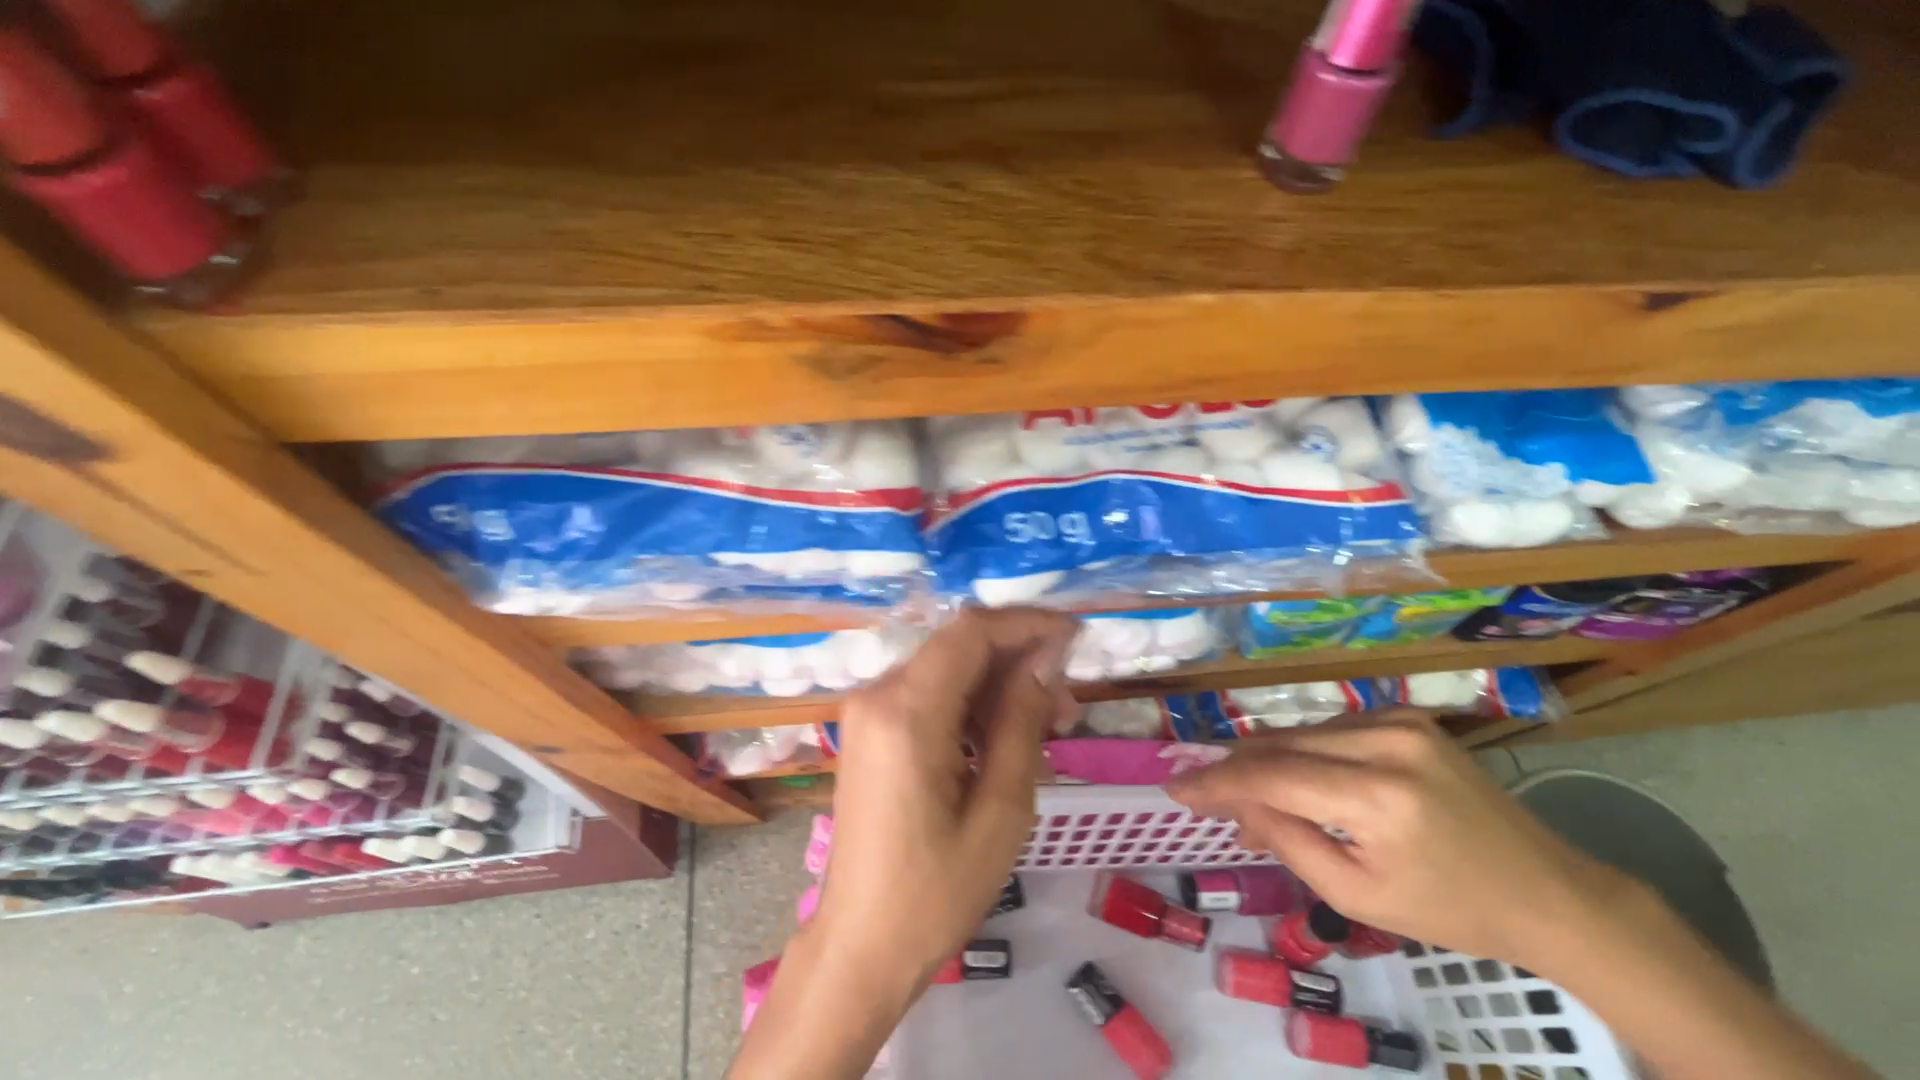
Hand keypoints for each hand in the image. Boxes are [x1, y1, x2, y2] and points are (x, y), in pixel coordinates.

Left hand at [814, 606, 1077, 980]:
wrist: (862, 943)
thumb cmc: (937, 890)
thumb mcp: (1001, 809)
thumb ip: (1022, 722)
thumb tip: (1045, 659)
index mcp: (906, 711)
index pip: (972, 631)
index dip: (1028, 624)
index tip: (1077, 639)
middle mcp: (877, 695)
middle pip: (958, 646)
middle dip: (1019, 660)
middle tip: (1069, 705)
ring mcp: (867, 714)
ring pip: (945, 670)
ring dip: (997, 686)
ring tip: (1048, 729)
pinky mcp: (869, 734)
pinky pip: (927, 697)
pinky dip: (969, 706)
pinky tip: (1004, 741)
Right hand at [1165, 708, 1626, 964]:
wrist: (1546, 891)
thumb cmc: (1451, 910)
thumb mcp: (1358, 896)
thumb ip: (1288, 842)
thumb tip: (1235, 805)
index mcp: (1377, 796)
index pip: (1270, 776)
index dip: (1215, 782)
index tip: (1175, 789)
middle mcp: (1386, 740)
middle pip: (1280, 744)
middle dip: (1235, 771)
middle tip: (1207, 802)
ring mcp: (1401, 721)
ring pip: (1301, 733)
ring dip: (1268, 764)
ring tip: (1255, 807)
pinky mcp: (1409, 717)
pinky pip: (1332, 730)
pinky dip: (1304, 754)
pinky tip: (1298, 784)